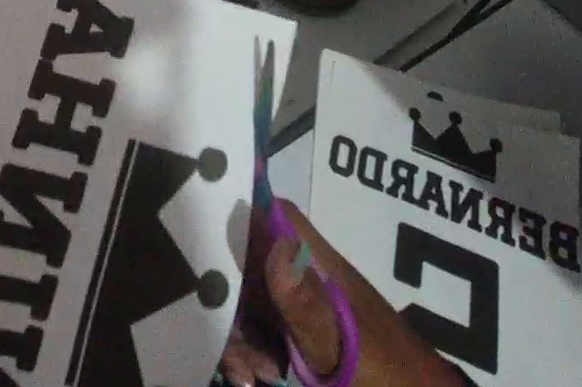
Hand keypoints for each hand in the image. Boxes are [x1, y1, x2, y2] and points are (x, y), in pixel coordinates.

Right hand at [220, 201, 464, 386]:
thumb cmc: (383, 371)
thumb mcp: (340, 344)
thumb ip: (305, 303)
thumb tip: (276, 247)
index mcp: (311, 258)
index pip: (265, 212)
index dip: (229, 219)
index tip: (198, 244)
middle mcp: (299, 270)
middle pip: (241, 262)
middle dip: (224, 300)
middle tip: (232, 346)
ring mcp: (295, 301)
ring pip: (242, 299)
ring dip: (234, 334)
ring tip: (246, 373)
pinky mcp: (293, 332)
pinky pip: (254, 329)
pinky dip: (246, 352)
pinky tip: (250, 375)